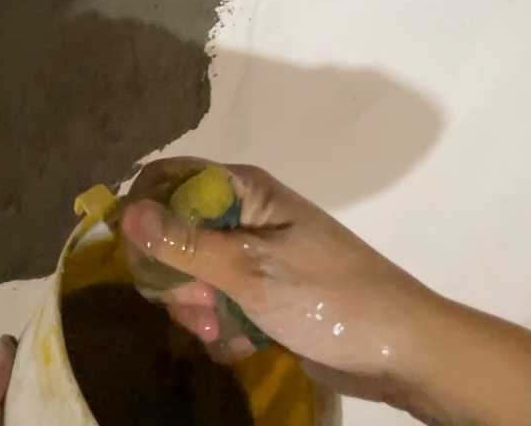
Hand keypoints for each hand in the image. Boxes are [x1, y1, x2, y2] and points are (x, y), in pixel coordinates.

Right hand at [119, 158, 444, 398]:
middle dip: (173, 273)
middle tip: (188, 306)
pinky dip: (220, 326)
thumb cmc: (330, 297)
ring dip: (194, 307)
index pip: (170, 177)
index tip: (131, 253)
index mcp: (244, 189)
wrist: (405, 353)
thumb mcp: (251, 271)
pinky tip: (239, 345)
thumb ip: (186, 243)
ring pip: (192, 273)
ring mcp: (254, 255)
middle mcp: (245, 214)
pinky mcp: (262, 293)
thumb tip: (125, 213)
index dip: (143, 208)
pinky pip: (218, 303)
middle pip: (175, 230)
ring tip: (215, 329)